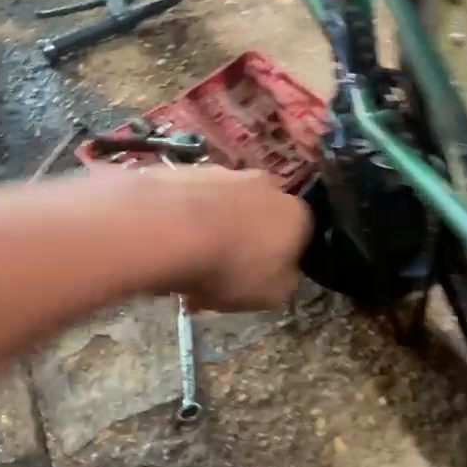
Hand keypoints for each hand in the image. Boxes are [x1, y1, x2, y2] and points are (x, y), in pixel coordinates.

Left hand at [138, 166, 312, 311]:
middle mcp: (268, 186)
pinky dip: (183, 221)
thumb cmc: (231, 267)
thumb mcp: (271, 295)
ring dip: (212, 232)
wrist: (170, 230)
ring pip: (224, 208)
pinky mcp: (188, 171)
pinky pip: (191, 202)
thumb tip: (281, 273)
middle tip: (219, 275)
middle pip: (260, 218)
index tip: (259, 280)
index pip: (300, 237)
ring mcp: (226, 173)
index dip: (281, 260)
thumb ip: (284, 282)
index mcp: (296, 214)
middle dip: (244, 243)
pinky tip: (166, 246)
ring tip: (184, 266)